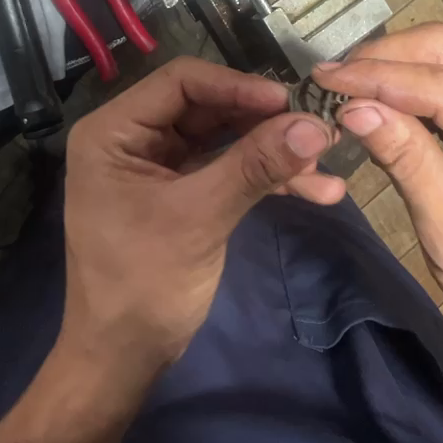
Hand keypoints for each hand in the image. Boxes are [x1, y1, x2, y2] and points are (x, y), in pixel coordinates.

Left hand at [59, 57, 342, 370]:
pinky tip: (316, 192)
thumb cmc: (143, 283)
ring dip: (273, 152)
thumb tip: (315, 125)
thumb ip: (254, 166)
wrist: (122, 360)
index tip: (288, 102)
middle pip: (208, 108)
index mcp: (114, 130)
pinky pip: (228, 171)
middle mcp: (133, 138)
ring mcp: (158, 166)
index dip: (236, 86)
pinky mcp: (181, 194)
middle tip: (317, 129)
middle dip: (263, 121)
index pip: (181, 82)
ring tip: (328, 163)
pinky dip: (266, 179)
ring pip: (224, 140)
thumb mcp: (199, 217)